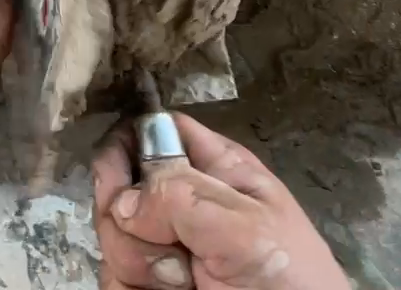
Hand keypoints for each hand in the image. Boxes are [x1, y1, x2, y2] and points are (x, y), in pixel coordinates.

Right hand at [90, 114, 348, 289]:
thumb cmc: (289, 287)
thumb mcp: (249, 231)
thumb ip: (184, 196)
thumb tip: (123, 202)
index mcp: (214, 168)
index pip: (153, 127)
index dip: (129, 145)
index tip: (123, 183)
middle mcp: (182, 201)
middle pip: (120, 180)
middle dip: (128, 217)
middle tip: (171, 249)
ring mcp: (163, 247)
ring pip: (110, 231)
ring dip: (134, 261)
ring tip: (181, 285)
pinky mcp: (149, 285)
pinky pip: (111, 274)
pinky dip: (126, 287)